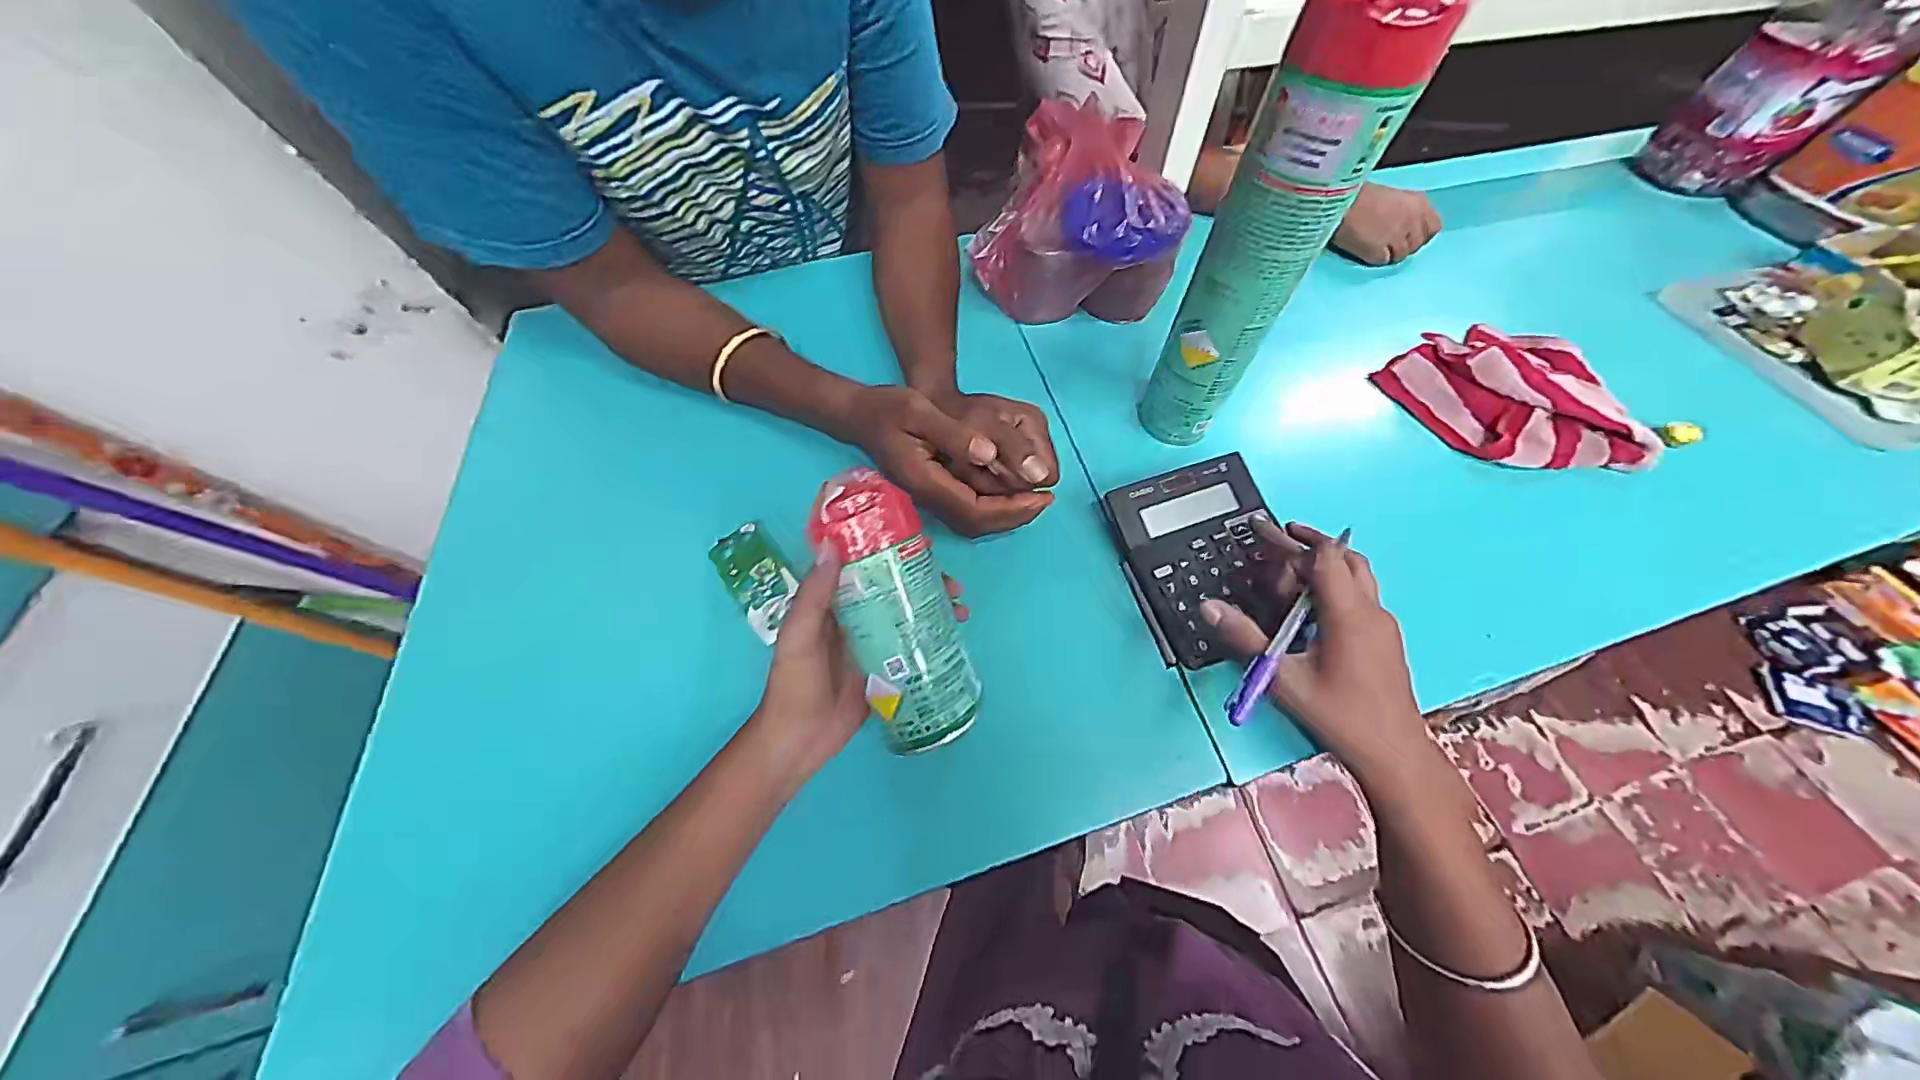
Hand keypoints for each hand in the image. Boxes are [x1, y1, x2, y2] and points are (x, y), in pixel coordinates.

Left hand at [748, 551, 970, 779]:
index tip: (919, 541)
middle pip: (892, 589)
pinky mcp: (886, 668)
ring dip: (933, 606)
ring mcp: (873, 643)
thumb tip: (832, 545)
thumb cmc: (794, 684)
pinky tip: (955, 632)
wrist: (801, 739)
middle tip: (950, 580)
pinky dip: (934, 635)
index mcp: (831, 604)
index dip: (889, 550)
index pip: (863, 566)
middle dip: (923, 580)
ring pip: (907, 614)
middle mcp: (854, 618)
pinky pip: (912, 644)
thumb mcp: (799, 635)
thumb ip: (815, 594)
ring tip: (959, 606)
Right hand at [848, 385, 1053, 537]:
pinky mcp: (932, 491)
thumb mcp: (918, 410)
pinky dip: (994, 507)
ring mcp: (929, 497)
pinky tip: (1011, 493)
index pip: (974, 509)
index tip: (1040, 496)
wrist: (860, 416)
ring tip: (1036, 498)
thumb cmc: (887, 409)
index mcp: (925, 481)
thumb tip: (988, 455)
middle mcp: (927, 497)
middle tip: (1046, 500)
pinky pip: (967, 509)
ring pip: (973, 520)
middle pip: (976, 523)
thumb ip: (953, 434)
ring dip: (1006, 515)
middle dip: (1014, 516)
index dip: (1010, 509)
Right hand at [1199, 522, 1426, 777]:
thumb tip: (1213, 609)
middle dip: (1311, 544)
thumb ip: (1245, 637)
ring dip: (1326, 565)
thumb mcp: (1283, 677)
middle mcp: (1372, 614)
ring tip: (1293, 571)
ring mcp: (1382, 626)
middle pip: (1347, 559)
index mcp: (1350, 616)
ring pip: (1358, 576)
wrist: (1392, 751)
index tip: (1271, 531)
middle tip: (1280, 542)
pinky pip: (1361, 597)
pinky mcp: (1384, 639)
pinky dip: (1336, 586)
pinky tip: (1312, 607)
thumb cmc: (1343, 717)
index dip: (1297, 540)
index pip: (1327, 557)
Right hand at [1332, 184, 1442, 266]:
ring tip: (1376, 246)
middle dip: (1405, 245)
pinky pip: (1383, 260)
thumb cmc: (1360, 194)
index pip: (1434, 227)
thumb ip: (1404, 210)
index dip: (1421, 234)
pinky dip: (1376, 257)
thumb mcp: (1393, 196)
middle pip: (1417, 244)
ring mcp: (1396, 238)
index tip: (1409, 235)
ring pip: (1400, 255)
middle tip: (1390, 243)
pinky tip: (1367, 249)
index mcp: (1419, 203)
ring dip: (1390, 253)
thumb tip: (1404, 226)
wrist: (1339, 202)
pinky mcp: (1378, 251)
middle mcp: (1412, 221)